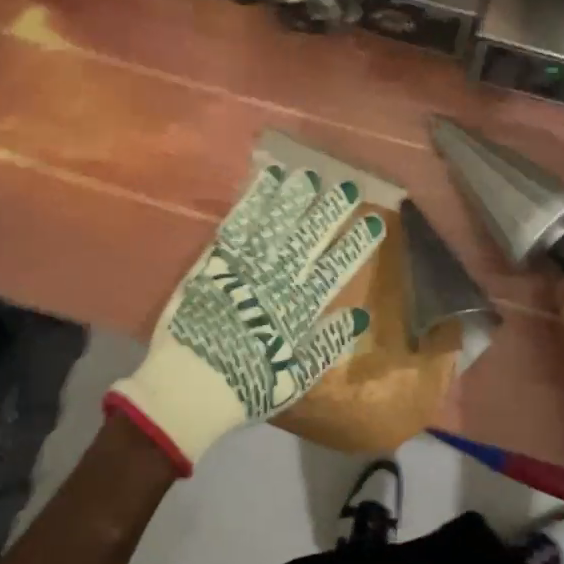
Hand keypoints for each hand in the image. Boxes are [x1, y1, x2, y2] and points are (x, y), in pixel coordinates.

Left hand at [107, 163, 386, 473]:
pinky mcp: (213, 262)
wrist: (189, 388)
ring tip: (309, 176)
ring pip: (274, 225)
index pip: (335, 270)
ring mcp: (243, 268)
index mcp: (299, 310)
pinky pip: (238, 225)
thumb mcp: (296, 376)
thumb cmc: (245, 388)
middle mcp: (276, 282)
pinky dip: (254, 200)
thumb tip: (359, 316)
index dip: (356, 245)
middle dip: (330, 212)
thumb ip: (327, 344)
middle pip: (307, 239)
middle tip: (348, 187)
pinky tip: (266, 181)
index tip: (374, 222)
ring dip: (293, 199)